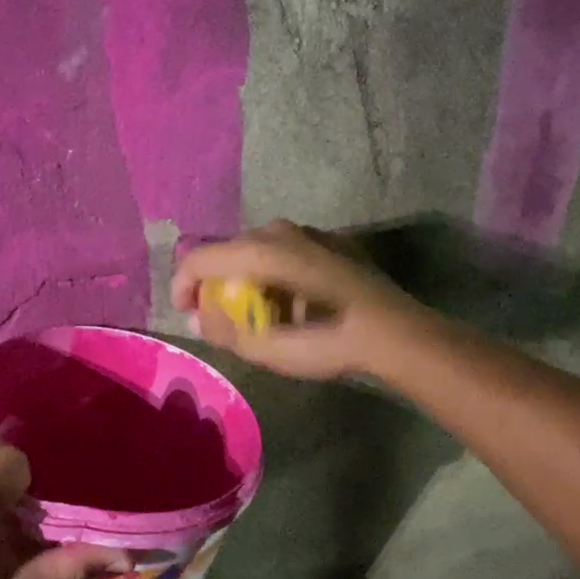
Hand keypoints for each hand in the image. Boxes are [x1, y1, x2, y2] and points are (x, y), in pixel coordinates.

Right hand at [172, 219, 429, 379]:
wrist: (396, 333)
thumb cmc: (329, 342)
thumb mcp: (267, 348)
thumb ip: (224, 328)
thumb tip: (199, 317)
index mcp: (258, 251)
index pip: (199, 259)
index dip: (183, 286)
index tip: (186, 314)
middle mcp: (277, 230)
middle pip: (227, 252)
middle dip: (216, 284)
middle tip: (221, 319)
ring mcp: (306, 231)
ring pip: (256, 250)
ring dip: (247, 279)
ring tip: (258, 314)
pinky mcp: (329, 240)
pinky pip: (284, 251)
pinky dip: (274, 274)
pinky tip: (291, 302)